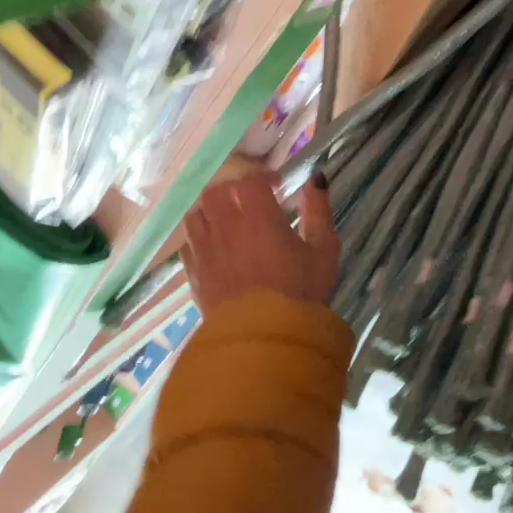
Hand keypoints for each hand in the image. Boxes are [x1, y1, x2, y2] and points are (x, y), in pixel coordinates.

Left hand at [182, 157, 337, 312]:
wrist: (265, 336)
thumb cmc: (301, 290)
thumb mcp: (324, 247)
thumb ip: (319, 210)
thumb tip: (317, 179)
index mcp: (259, 216)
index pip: (250, 180)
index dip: (264, 176)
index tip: (278, 186)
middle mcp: (226, 227)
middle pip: (216, 191)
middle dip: (234, 189)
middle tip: (251, 199)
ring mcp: (205, 250)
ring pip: (196, 214)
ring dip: (212, 210)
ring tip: (229, 219)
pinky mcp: (194, 274)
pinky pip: (188, 243)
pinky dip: (200, 236)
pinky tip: (215, 246)